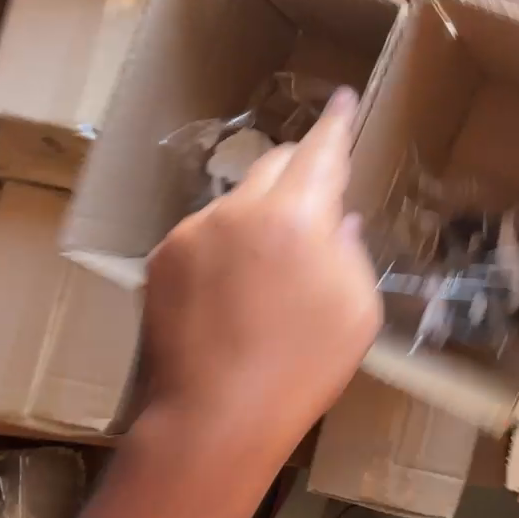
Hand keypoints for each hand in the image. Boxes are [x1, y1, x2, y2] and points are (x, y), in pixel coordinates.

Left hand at [140, 88, 381, 454]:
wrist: (213, 418)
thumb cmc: (303, 370)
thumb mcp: (356, 313)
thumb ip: (350, 252)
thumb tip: (338, 219)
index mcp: (296, 219)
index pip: (321, 152)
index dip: (337, 125)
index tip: (342, 99)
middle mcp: (238, 210)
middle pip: (275, 166)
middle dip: (301, 171)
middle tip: (319, 200)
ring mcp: (192, 232)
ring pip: (238, 203)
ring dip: (262, 219)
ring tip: (273, 275)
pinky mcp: (162, 259)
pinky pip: (207, 235)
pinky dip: (228, 248)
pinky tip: (234, 295)